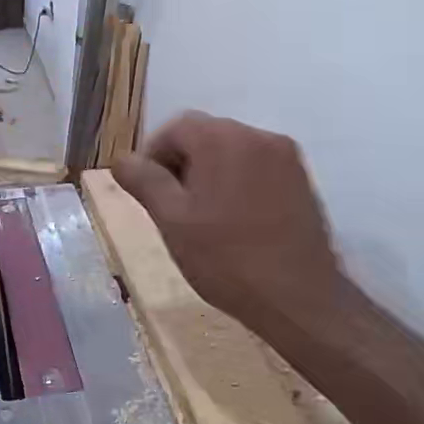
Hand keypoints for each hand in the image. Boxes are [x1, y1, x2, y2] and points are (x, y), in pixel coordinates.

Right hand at [112, 111, 345, 330]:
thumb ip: (144, 181)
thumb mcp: (170, 220)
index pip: (176, 127)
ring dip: (206, 172)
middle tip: (167, 206)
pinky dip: (233, 182)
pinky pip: (255, 167)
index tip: (144, 190)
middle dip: (179, 162)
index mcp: (223, 141)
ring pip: (230, 151)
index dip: (151, 154)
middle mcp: (259, 137)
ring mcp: (286, 158)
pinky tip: (228, 220)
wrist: (295, 296)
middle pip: (205, 134)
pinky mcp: (301, 180)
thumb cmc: (223, 257)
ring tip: (197, 216)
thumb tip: (122, 160)